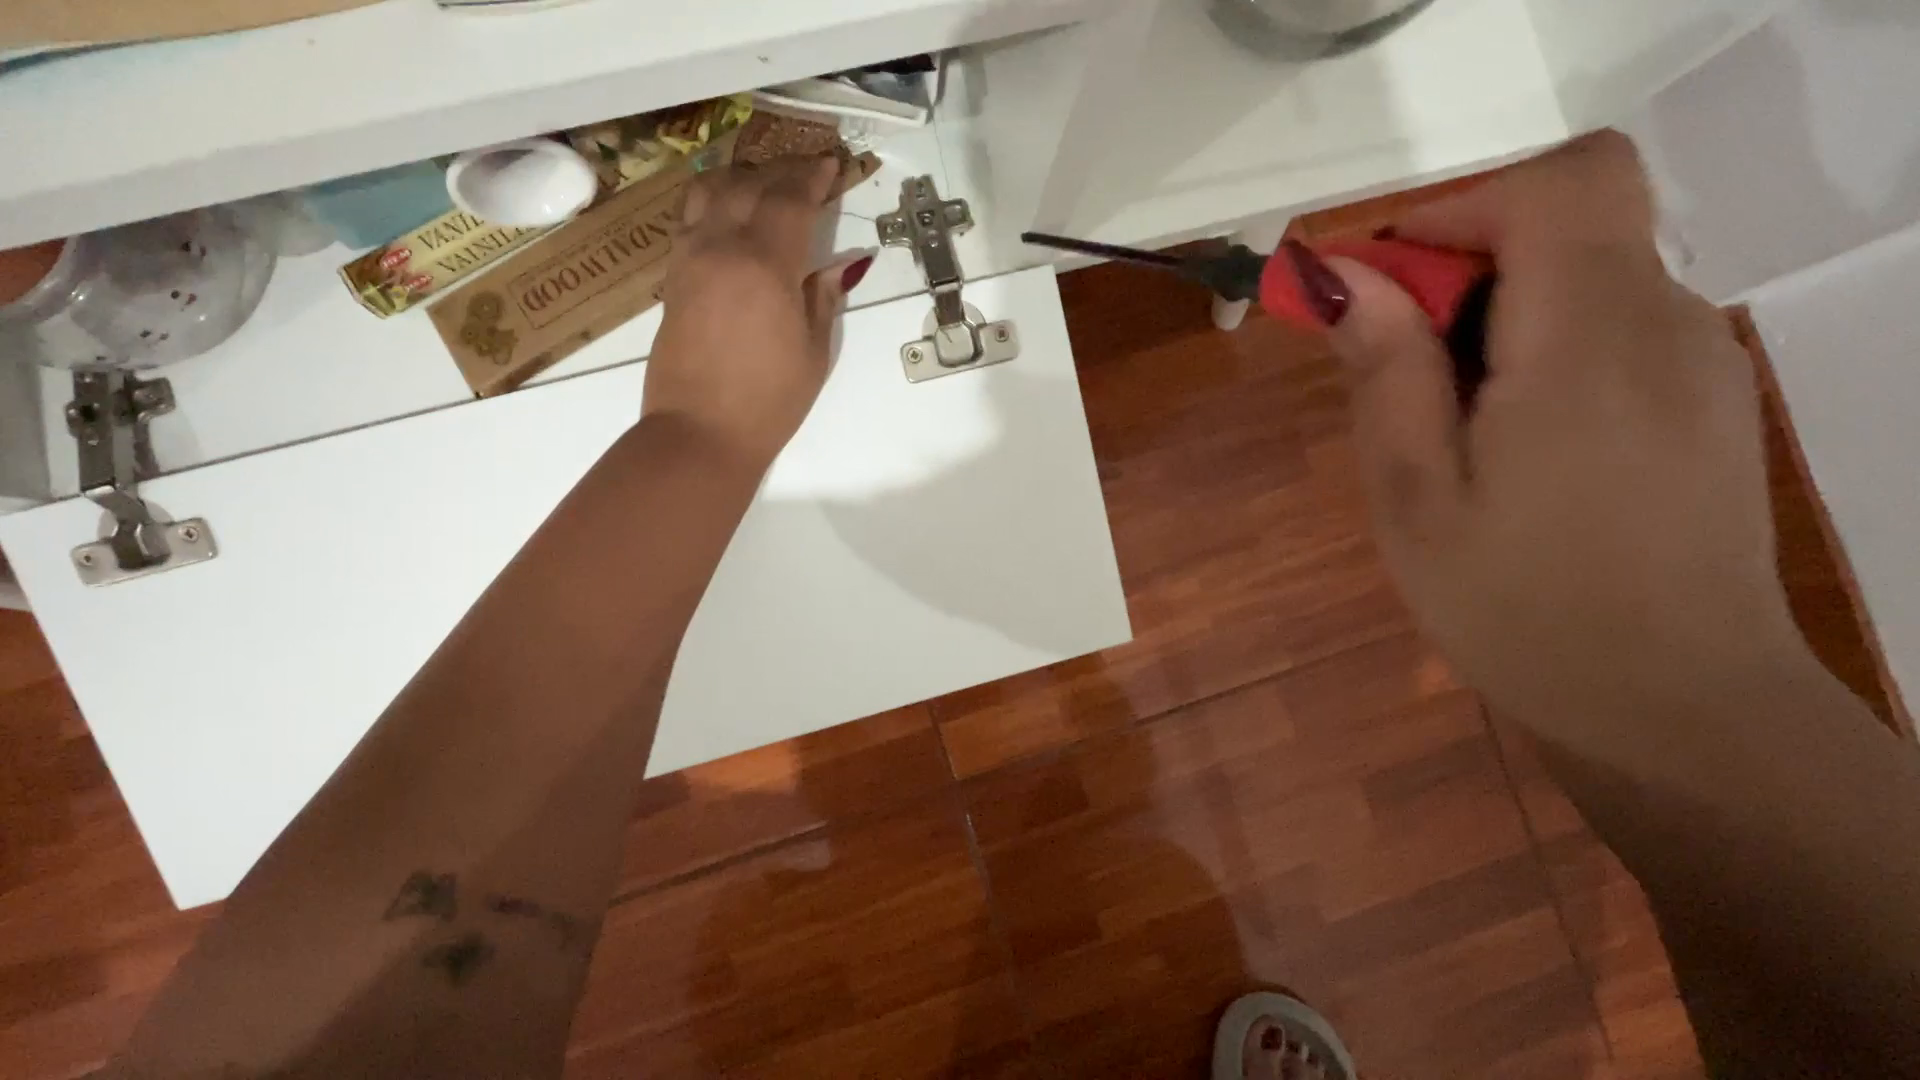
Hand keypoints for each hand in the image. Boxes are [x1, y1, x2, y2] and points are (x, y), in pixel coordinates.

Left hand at [644, 156, 873, 472]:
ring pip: (709, 192)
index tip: (832, 165)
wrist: (701, 433)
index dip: (813, 177)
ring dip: (741, 179)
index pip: (790, 199)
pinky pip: (690, 219)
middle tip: (808, 172)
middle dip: (782, 172)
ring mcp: (690, 260)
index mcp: (764, 264)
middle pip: (749, 186)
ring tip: (765, 186)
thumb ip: (823, 298)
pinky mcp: (672, 279)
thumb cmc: (769, 400)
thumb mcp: (814, 351)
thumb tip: (839, 265)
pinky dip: (712, 203)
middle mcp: (721, 248)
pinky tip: (728, 215)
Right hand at [1311, 132, 1804, 730]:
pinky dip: (1545, 349)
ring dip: (1497, 317)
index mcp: (1590, 342)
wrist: (1678, 712)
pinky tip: (1513, 448)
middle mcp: (1667, 326)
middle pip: (1568, 225)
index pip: (1558, 182)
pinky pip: (1616, 330)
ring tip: (1447, 429)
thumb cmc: (1521, 609)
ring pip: (1588, 278)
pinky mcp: (1708, 403)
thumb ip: (1388, 373)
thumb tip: (1348, 278)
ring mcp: (1701, 363)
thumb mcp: (1416, 498)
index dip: (1460, 206)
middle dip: (1461, 269)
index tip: (1384, 284)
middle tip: (1393, 370)